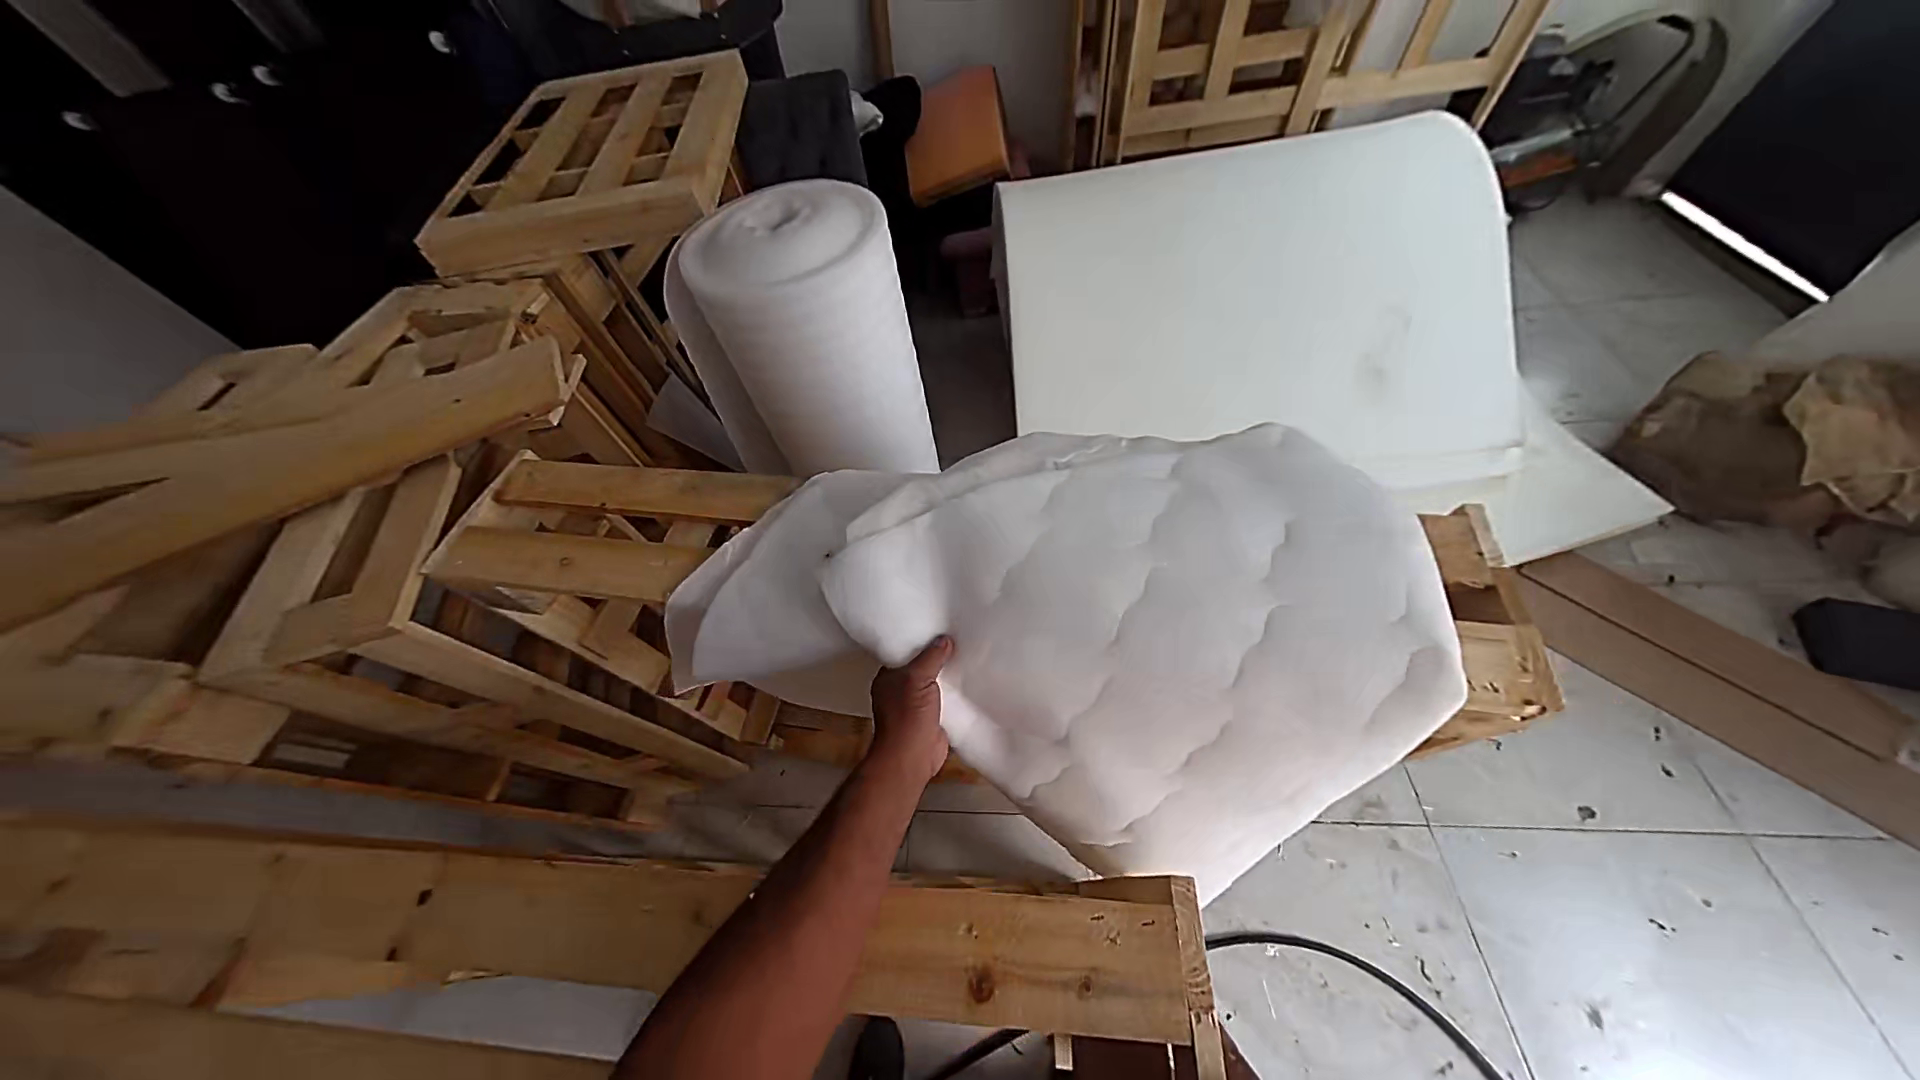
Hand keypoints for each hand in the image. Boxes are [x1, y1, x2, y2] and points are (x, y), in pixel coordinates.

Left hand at [867, 636, 953, 785]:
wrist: (912, 757)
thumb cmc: (906, 717)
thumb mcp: (917, 678)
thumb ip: (930, 658)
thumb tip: (944, 640)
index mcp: (889, 678)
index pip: (904, 652)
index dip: (920, 641)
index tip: (939, 629)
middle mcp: (901, 689)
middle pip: (922, 667)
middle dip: (938, 658)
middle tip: (958, 639)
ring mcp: (918, 705)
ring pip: (936, 683)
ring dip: (948, 676)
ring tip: (968, 656)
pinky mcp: (934, 718)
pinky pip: (947, 699)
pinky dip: (957, 693)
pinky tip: (970, 681)